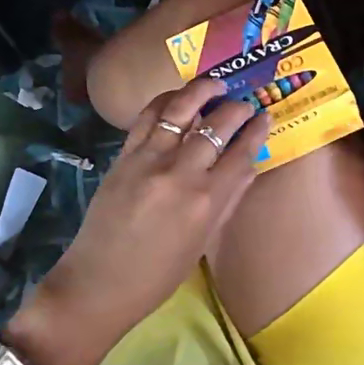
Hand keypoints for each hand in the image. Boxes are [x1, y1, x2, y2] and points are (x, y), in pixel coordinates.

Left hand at [6, 78, 268, 364]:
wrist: (100, 280)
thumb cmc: (158, 275)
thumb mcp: (202, 242)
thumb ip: (227, 200)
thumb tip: (247, 164)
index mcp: (206, 201)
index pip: (241, 153)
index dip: (256, 130)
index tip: (264, 116)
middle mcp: (180, 173)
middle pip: (216, 126)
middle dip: (235, 108)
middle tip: (244, 102)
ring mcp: (149, 160)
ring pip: (180, 110)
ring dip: (201, 91)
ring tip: (215, 84)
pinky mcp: (124, 155)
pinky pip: (148, 118)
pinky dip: (165, 101)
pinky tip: (176, 97)